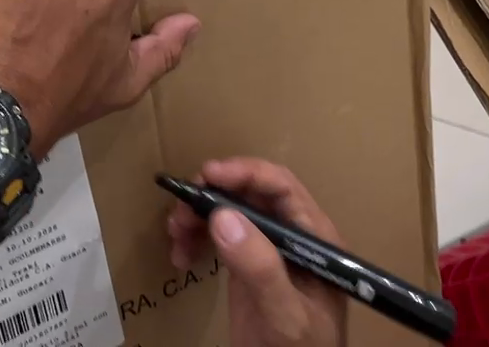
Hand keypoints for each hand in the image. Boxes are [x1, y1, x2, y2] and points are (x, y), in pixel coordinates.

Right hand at [166, 159, 348, 346]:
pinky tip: (181, 256)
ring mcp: (268, 249)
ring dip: (198, 216)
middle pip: (248, 194)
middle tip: (182, 208)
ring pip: (229, 211)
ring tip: (174, 233)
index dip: (244, 173)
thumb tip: (223, 215)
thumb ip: (260, 268)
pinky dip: (196, 239)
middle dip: (212, 195)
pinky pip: (218, 235)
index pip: (280, 187)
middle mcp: (291, 235)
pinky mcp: (247, 264)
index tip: (208, 174)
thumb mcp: (284, 315)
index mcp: (313, 238)